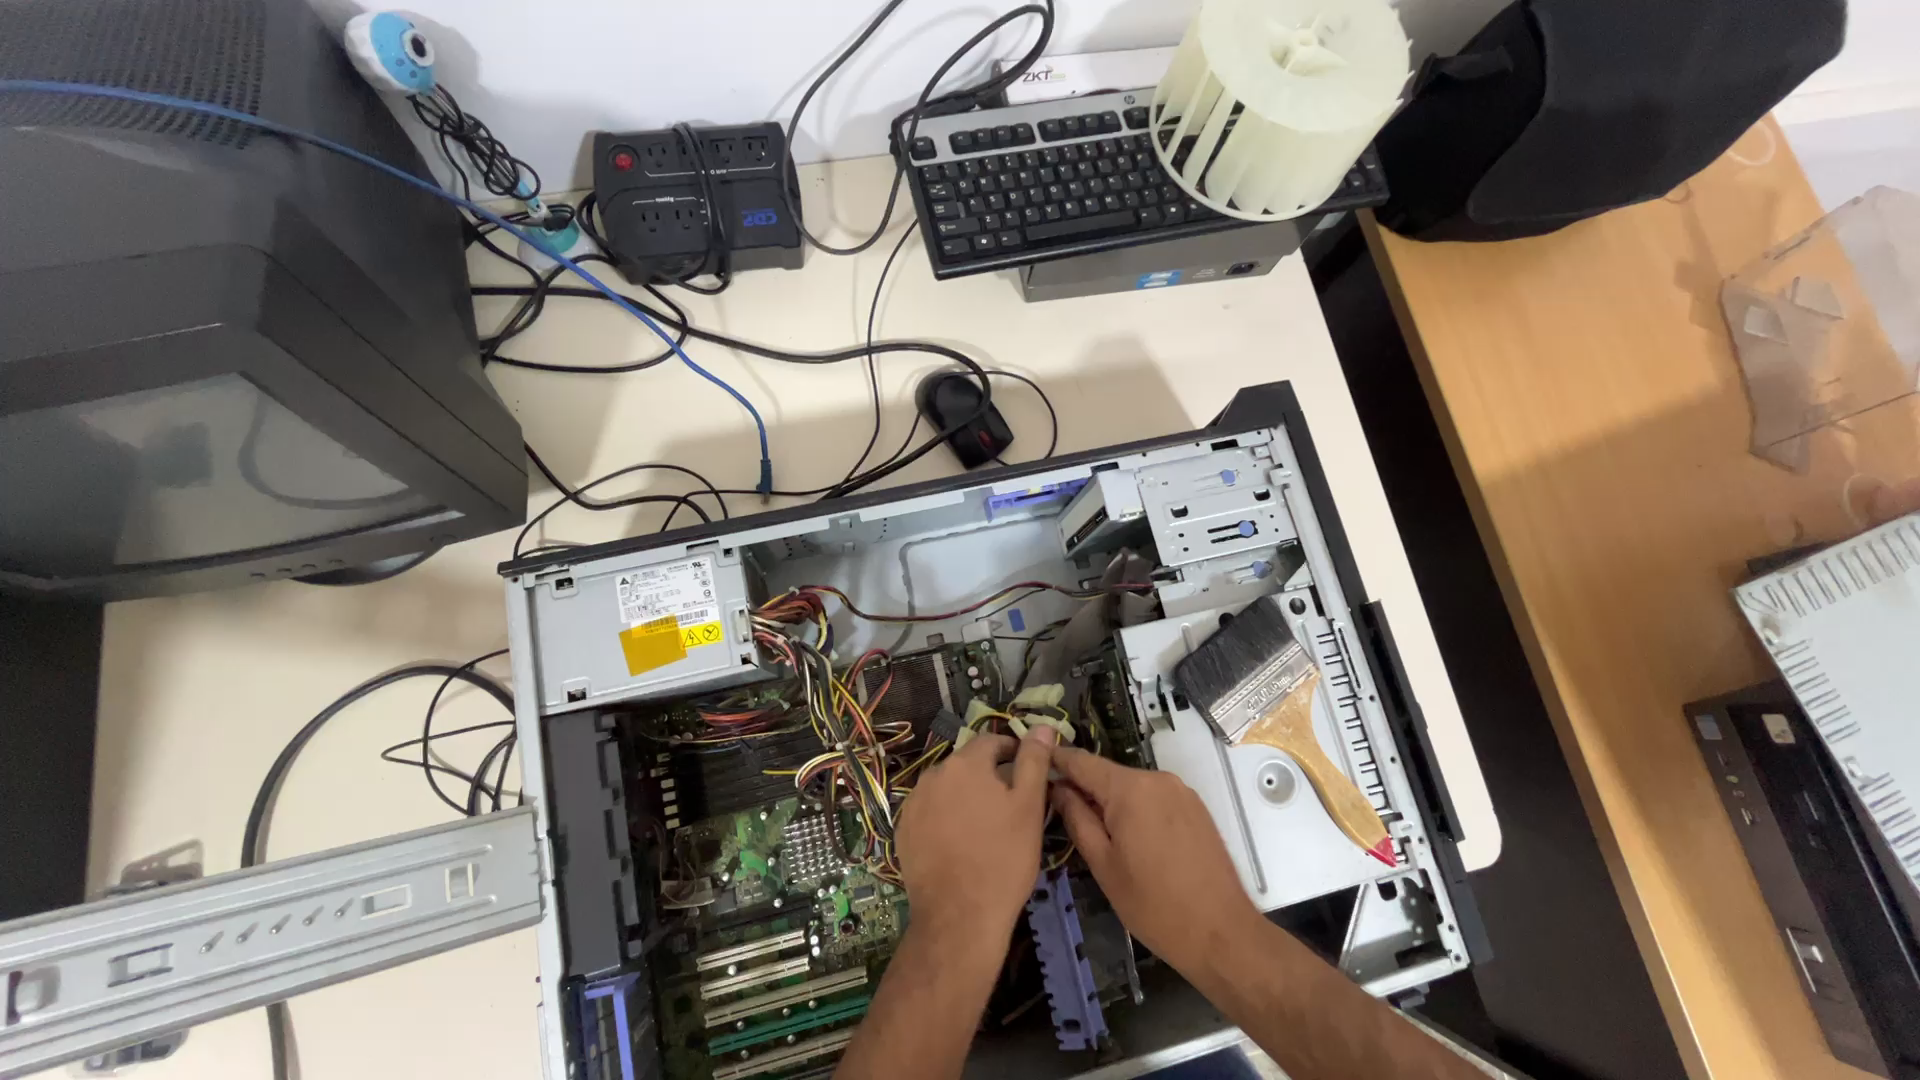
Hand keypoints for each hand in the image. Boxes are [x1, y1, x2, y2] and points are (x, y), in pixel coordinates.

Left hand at [895, 727, 1055, 943]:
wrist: (959, 916)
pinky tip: (960, 844)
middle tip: (1010, 807)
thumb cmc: (1003, 858)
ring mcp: (914, 803)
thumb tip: (1042, 726)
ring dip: (966, 798)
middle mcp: (933, 774)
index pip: (992, 742)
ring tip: (986, 828)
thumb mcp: (1029, 806)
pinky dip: (946, 820)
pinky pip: (930, 813)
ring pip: (948, 789)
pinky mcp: (903, 831)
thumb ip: (1034, 761)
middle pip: (968, 765)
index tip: (1029, 774)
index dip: (1013, 753)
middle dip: (989, 778)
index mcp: (965, 763)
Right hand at [1049, 744, 1260, 973]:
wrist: (1222, 933)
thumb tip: (1057, 789)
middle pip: (1108, 774)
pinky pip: (1155, 798)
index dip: (1057, 761)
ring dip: (1112, 802)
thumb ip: (1077, 819)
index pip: (1082, 761)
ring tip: (1097, 834)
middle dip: (1084, 789)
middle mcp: (1157, 779)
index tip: (1035, 762)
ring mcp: (1181, 791)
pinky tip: (1133, 841)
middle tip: (1061, 813)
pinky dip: (1137, 810)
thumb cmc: (1154, 905)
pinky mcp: (1196, 808)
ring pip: (1132, 787)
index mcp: (1130, 789)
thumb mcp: (1103, 865)